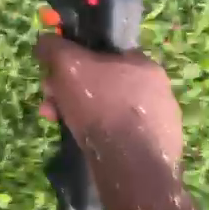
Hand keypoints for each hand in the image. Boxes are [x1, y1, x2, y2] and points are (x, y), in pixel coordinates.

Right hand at [35, 33, 182, 163]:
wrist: (131, 168)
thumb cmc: (100, 105)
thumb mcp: (65, 63)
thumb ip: (53, 45)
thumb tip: (46, 42)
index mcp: (144, 65)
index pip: (101, 52)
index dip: (71, 59)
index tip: (54, 74)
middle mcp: (159, 91)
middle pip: (98, 80)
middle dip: (68, 88)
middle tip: (51, 100)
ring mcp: (161, 122)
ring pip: (106, 106)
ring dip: (77, 110)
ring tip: (57, 120)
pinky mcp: (158, 149)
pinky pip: (119, 130)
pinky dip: (98, 130)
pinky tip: (82, 137)